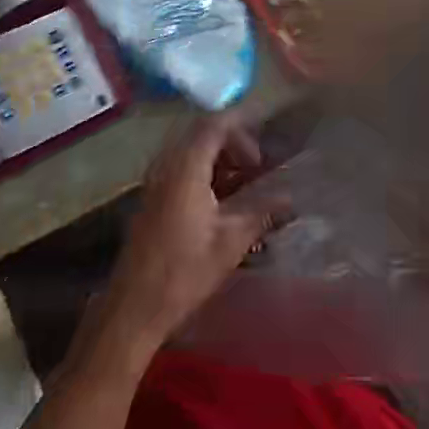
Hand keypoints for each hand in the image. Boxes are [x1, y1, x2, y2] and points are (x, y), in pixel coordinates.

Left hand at [95, 114, 281, 358]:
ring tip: (247, 183)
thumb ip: (262, 213)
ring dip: (219, 161)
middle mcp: (165, 168)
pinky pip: (180, 172)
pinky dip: (205, 175)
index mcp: (184, 170)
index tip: (265, 148)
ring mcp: (155, 183)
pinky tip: (225, 200)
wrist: (137, 302)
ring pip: (189, 154)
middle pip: (199, 136)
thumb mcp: (231, 242)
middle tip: (259, 166)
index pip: (213, 126)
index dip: (241, 128)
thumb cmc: (185, 271)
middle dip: (232, 144)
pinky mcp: (152, 200)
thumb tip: (291, 200)